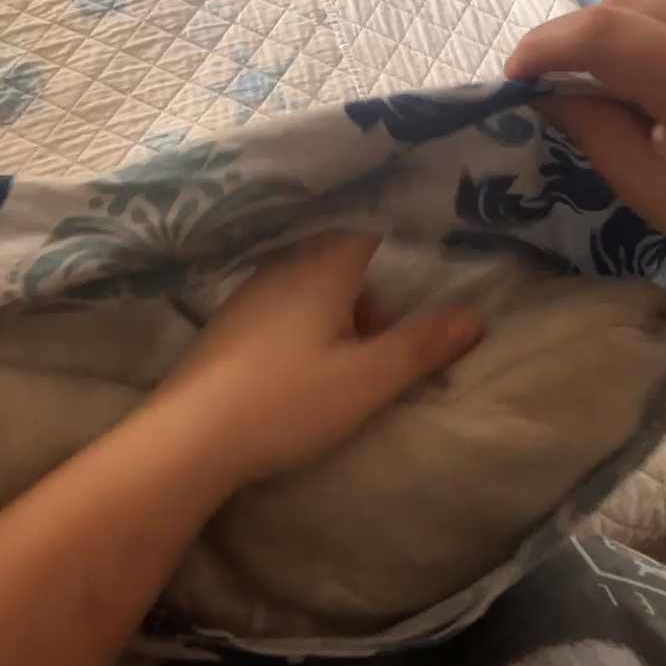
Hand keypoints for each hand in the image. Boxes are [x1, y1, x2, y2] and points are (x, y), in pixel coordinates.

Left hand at [150, 232, 481, 485]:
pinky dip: (307, 326)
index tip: (427, 268)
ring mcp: (252, 290)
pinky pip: (285, 304)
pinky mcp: (231, 320)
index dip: (404, 245)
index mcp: (324, 265)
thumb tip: (474, 314)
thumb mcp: (367, 379)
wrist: (190, 437)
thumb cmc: (287, 402)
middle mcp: (286, 264)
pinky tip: (299, 371)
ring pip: (314, 285)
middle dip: (372, 297)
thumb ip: (423, 344)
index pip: (373, 228)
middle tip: (383, 342)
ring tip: (344, 367)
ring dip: (340, 316)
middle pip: (345, 260)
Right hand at [506, 0, 665, 284]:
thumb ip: (593, 129)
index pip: (607, 34)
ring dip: (624, 32)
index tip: (515, 72)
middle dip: (580, 36)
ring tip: (616, 82)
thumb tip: (548, 89)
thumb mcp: (652, 190)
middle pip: (631, 2)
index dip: (547, 45)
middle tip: (559, 80)